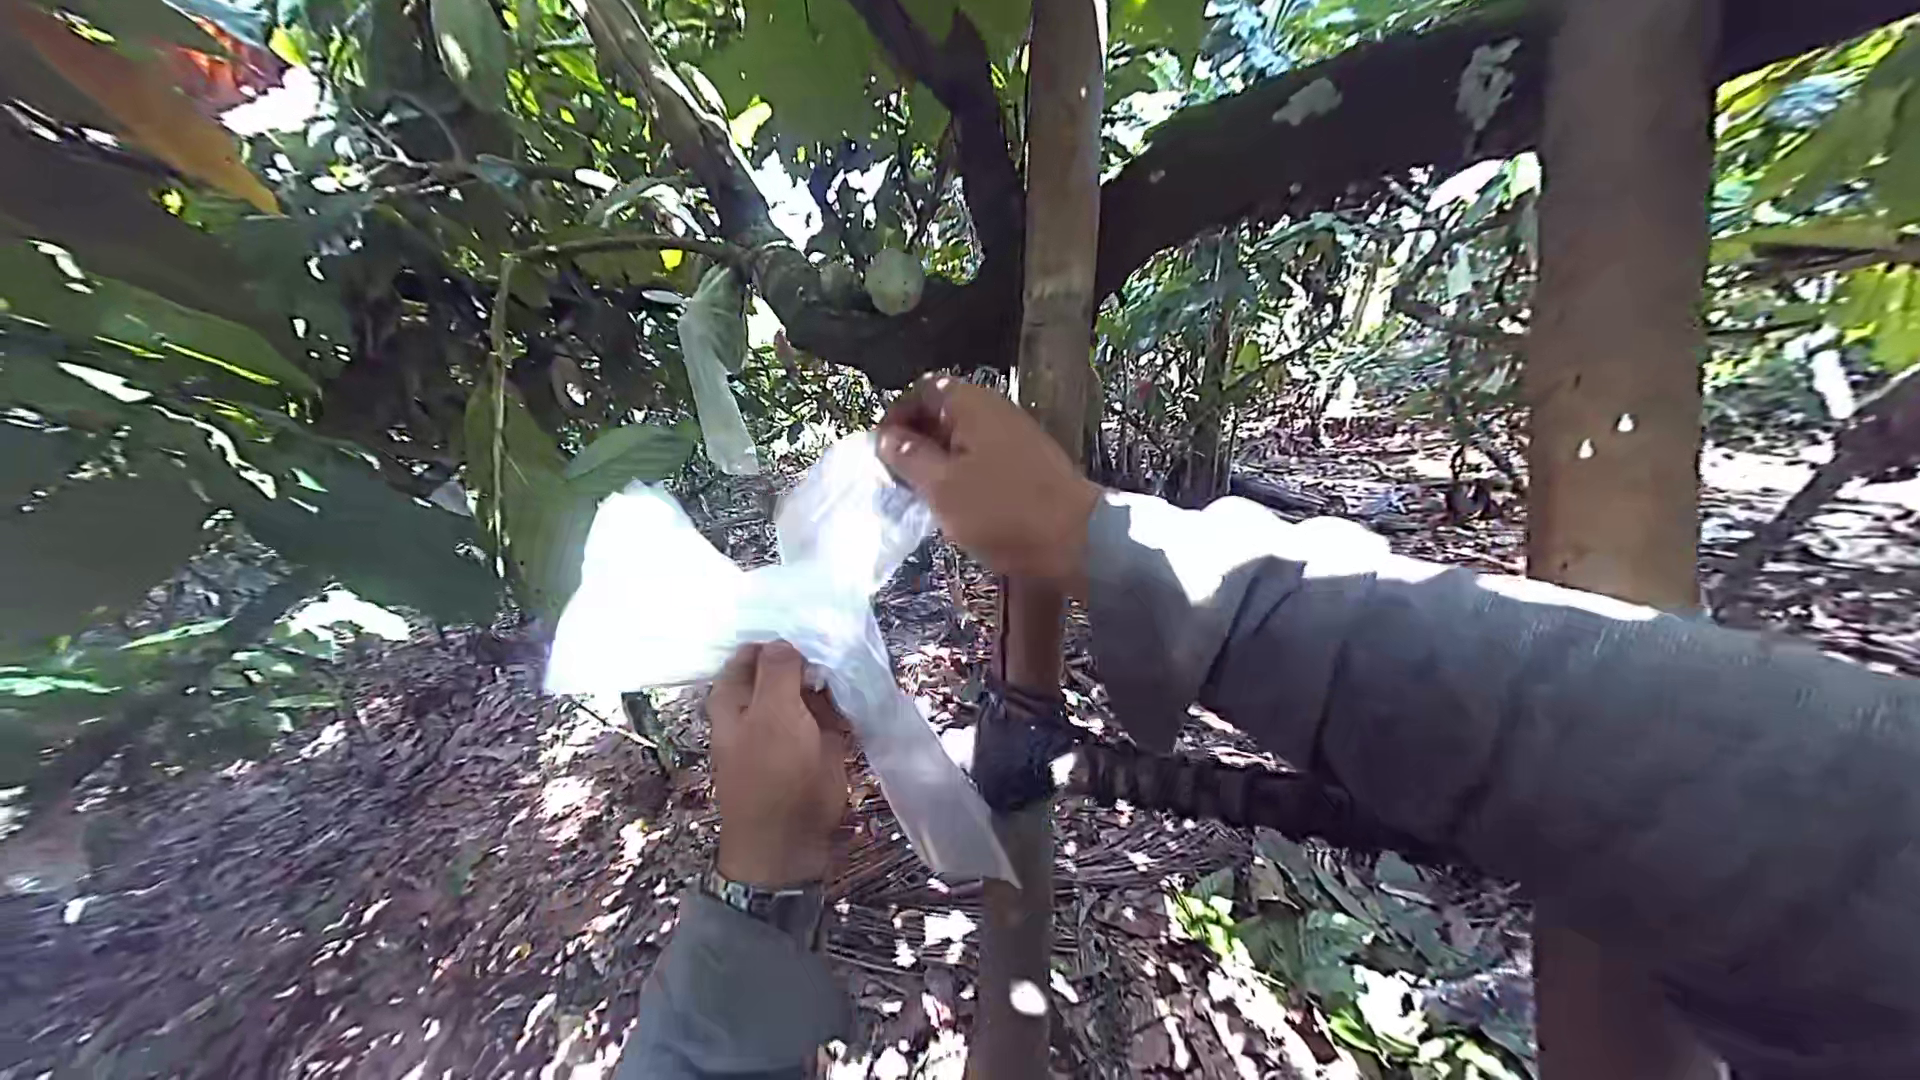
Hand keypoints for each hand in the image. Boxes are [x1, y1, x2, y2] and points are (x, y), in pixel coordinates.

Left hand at [707, 641, 849, 886]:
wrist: (791, 839)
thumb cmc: (772, 773)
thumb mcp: (771, 714)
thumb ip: (778, 670)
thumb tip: (786, 639)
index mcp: (737, 695)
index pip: (756, 649)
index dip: (782, 636)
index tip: (815, 622)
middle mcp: (763, 703)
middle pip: (789, 663)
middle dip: (815, 651)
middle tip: (844, 634)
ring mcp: (793, 720)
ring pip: (815, 683)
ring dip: (834, 671)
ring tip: (859, 652)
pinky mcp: (820, 736)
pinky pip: (835, 705)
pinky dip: (848, 695)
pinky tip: (866, 680)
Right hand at [876, 376, 1100, 589]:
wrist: (1078, 541)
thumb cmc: (1002, 511)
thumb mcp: (941, 486)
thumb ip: (909, 457)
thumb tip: (887, 438)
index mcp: (972, 404)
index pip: (921, 391)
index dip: (896, 418)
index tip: (883, 453)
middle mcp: (995, 410)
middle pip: (942, 414)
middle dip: (916, 444)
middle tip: (900, 480)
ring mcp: (1016, 437)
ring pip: (963, 441)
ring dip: (939, 464)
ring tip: (925, 498)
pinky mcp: (1029, 465)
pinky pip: (984, 460)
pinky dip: (964, 477)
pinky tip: (959, 507)